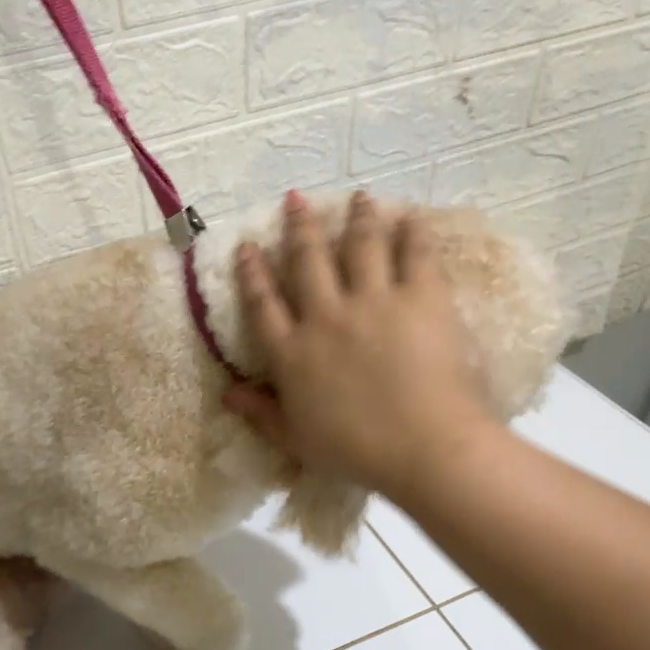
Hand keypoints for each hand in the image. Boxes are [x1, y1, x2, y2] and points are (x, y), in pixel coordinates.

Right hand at [225, 191, 492, 497]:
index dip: (252, 272)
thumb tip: (227, 392)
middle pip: (307, 260)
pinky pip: (415, 253)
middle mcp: (326, 316)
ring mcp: (374, 301)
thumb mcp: (297, 440)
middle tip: (296, 200)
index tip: (248, 245)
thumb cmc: (356, 452)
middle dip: (299, 226)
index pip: (263, 304)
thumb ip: (261, 414)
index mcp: (293, 353)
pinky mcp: (421, 297)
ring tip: (359, 197)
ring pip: (360, 245)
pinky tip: (410, 216)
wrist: (422, 447)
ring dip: (357, 217)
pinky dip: (412, 231)